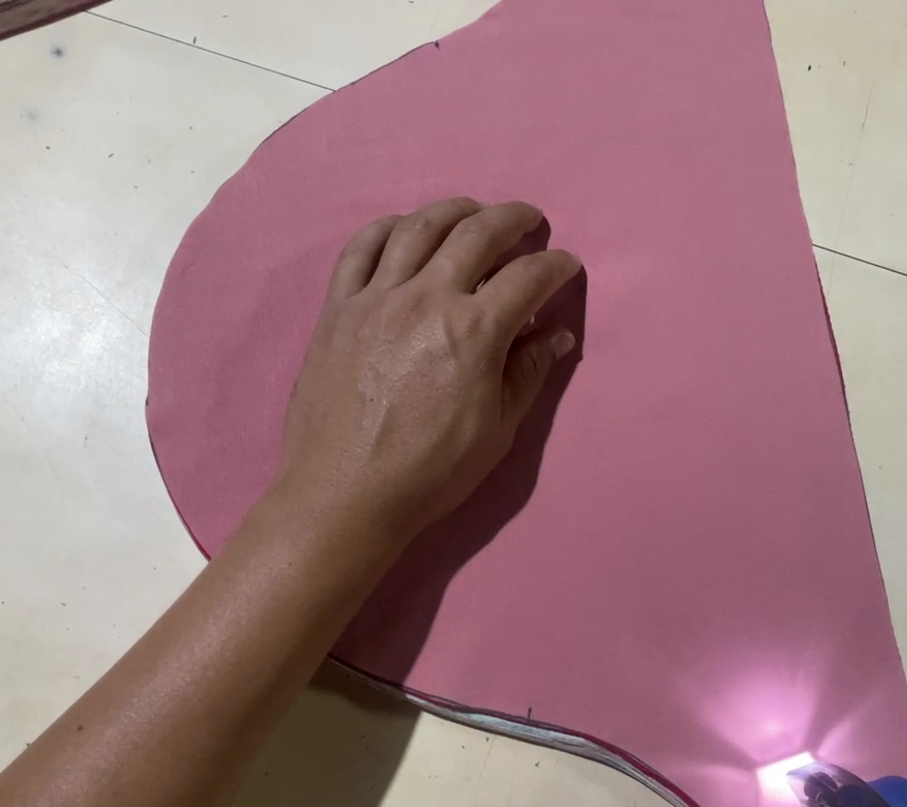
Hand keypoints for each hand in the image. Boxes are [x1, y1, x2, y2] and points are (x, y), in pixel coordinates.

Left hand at [272, 197, 583, 541]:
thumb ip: (527, 375)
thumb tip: (557, 336)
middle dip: (513, 219)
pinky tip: (404, 230)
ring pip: (419, 227)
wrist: (345, 494)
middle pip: (477, 233)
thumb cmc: (430, 473)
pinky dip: (389, 228)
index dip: (556, 267)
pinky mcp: (339, 308)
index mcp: (473, 332)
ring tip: (473, 213)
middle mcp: (426, 298)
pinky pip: (361, 248)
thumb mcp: (496, 432)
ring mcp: (376, 298)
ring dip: (455, 210)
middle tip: (530, 221)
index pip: (527, 278)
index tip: (567, 267)